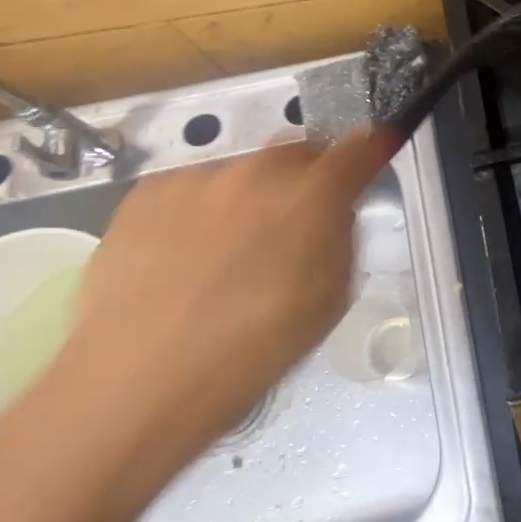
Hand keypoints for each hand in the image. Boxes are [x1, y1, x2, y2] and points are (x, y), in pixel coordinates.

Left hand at [57, 128, 395, 454]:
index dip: (372, 148)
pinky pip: (189, 191)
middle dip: (306, 177)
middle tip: (299, 223)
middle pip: (295, 152)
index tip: (378, 147)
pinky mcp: (142, 195)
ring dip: (249, 196)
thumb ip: (341, 239)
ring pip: (239, 173)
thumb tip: (334, 213)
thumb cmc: (258, 346)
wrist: (145, 374)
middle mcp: (255, 173)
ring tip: (231, 252)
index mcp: (313, 197)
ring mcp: (194, 179)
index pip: (357, 151)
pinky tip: (188, 258)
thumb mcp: (331, 298)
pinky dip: (200, 211)